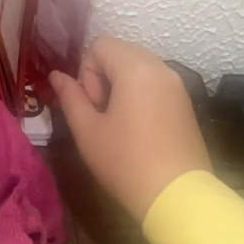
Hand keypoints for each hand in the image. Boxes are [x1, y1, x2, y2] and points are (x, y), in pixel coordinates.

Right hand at [49, 35, 211, 222]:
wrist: (179, 198)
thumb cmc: (127, 162)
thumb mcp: (88, 131)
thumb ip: (70, 97)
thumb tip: (56, 76)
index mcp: (135, 67)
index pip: (100, 45)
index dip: (88, 73)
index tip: (94, 107)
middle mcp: (160, 67)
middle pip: (121, 52)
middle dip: (104, 77)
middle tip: (103, 115)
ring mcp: (177, 85)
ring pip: (139, 67)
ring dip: (122, 85)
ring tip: (120, 124)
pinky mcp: (187, 103)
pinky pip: (156, 83)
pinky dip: (141, 94)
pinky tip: (140, 130)